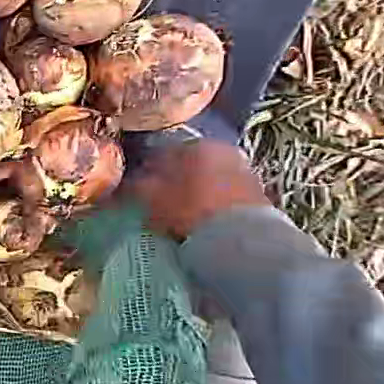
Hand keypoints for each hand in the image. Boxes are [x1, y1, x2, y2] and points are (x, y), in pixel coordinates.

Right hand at [132, 138, 271, 239]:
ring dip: (197, 189)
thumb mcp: (151, 198)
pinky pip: (226, 193)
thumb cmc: (189, 210)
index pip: (162, 150)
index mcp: (194, 144)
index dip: (148, 169)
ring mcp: (244, 170)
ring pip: (209, 177)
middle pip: (189, 162)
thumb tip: (124, 181)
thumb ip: (135, 186)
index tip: (140, 186)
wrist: (241, 239)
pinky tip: (205, 219)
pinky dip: (215, 202)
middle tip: (161, 199)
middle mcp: (222, 149)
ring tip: (183, 212)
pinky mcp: (259, 193)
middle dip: (175, 178)